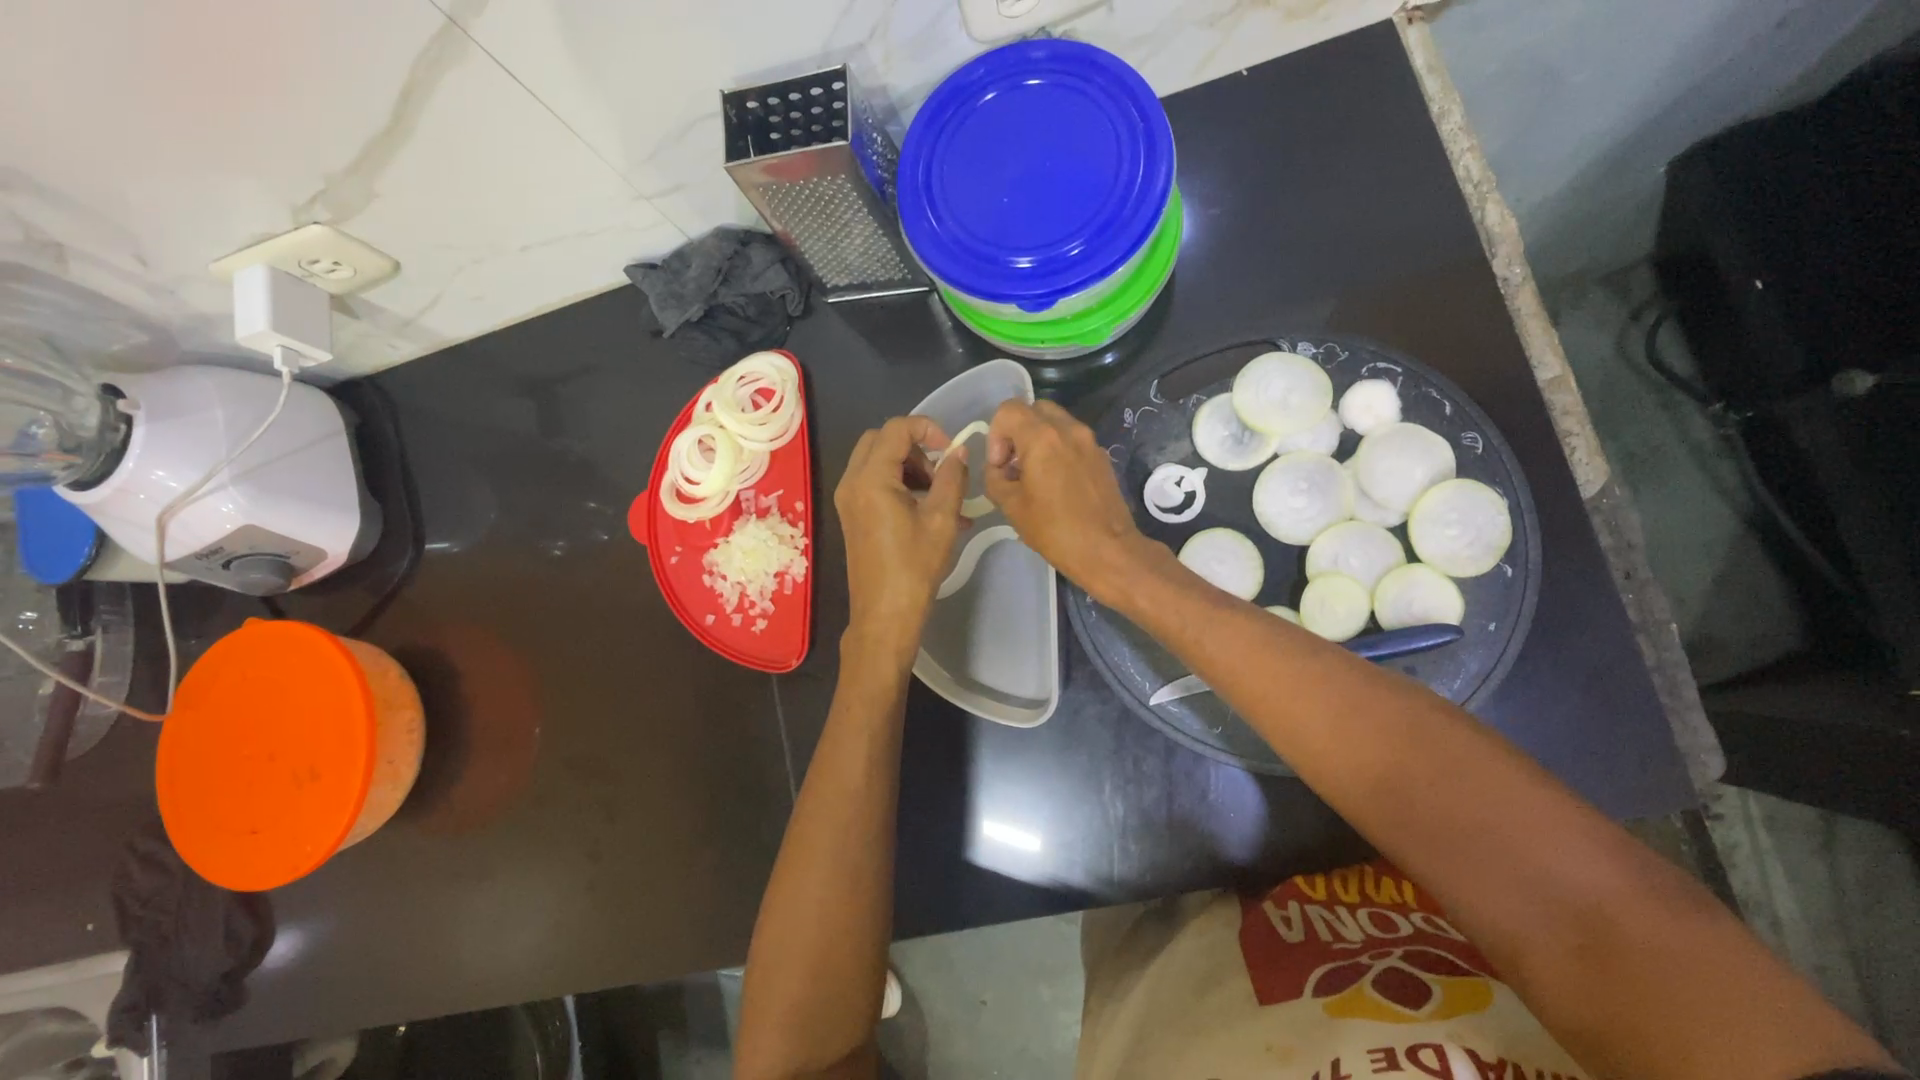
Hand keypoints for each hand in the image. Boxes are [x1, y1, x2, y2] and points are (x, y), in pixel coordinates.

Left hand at [834, 416, 968, 663]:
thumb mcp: (942, 519)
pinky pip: (873, 482)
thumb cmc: (915, 567)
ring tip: (940, 495)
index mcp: (871, 478)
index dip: (928, 429)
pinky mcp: (852, 515)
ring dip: (909, 466)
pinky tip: (929, 510)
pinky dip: (899, 483)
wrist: (885, 614)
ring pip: (876, 460)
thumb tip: (959, 452)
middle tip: (941, 470)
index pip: (897, 429)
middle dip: (915, 446)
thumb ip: (952, 478)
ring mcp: (848, 499)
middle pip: (881, 440)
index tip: (951, 451)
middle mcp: (852, 482)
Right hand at [984, 401, 1152, 600]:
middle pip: (1034, 410)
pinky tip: (1057, 484)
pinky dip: (1058, 449)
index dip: (995, 434)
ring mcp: (1089, 441)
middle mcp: (1068, 429)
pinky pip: (1073, 440)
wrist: (1107, 550)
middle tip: (1014, 465)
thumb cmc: (1055, 530)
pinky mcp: (1101, 456)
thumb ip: (995, 479)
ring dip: (1038, 440)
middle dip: (1017, 432)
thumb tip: (998, 469)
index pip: (1008, 410)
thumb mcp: (1011, 507)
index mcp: (1042, 437)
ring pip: (1056, 423)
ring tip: (1034, 475)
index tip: (1000, 465)